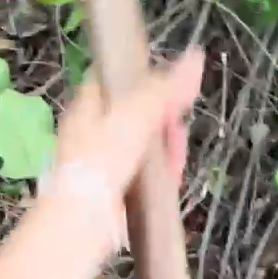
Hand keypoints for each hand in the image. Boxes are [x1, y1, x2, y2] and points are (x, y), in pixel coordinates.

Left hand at [44, 47, 206, 251]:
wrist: (82, 221)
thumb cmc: (101, 161)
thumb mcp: (133, 115)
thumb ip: (163, 89)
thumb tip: (195, 57)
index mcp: (86, 110)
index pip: (112, 79)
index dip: (142, 74)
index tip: (171, 76)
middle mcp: (91, 136)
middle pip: (133, 115)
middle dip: (161, 113)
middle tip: (181, 113)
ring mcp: (103, 167)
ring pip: (140, 147)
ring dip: (164, 144)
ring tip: (178, 144)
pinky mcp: (115, 195)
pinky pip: (142, 177)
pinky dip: (160, 173)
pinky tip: (173, 172)